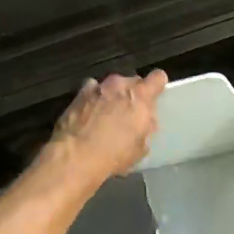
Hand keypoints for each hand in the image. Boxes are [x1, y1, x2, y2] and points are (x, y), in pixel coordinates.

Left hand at [39, 70, 167, 187]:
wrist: (76, 156)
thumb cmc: (114, 154)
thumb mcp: (141, 147)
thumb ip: (147, 127)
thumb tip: (146, 120)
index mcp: (140, 96)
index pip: (158, 77)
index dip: (157, 86)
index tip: (153, 98)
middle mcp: (120, 84)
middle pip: (133, 81)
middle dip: (133, 95)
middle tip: (128, 114)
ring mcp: (98, 86)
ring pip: (112, 85)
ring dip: (112, 96)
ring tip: (106, 116)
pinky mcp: (79, 93)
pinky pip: (92, 90)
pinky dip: (93, 98)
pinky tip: (89, 114)